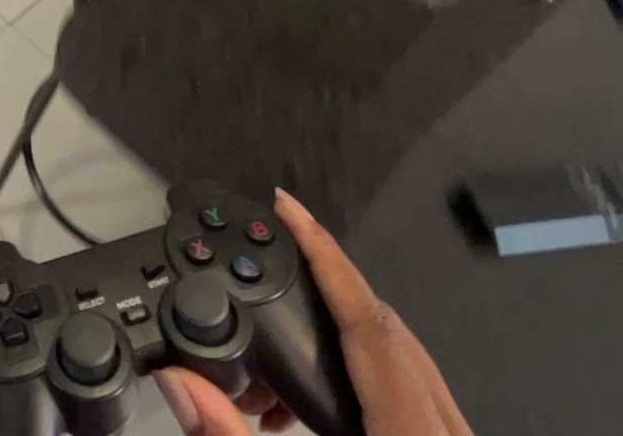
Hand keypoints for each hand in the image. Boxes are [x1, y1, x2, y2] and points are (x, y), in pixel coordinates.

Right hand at [151, 189, 472, 435]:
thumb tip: (181, 383)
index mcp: (410, 433)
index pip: (366, 315)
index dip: (324, 252)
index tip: (287, 208)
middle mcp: (441, 431)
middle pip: (384, 327)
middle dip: (321, 287)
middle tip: (266, 269)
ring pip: (398, 363)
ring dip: (332, 341)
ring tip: (270, 359)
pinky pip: (403, 398)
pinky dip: (351, 383)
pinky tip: (301, 416)